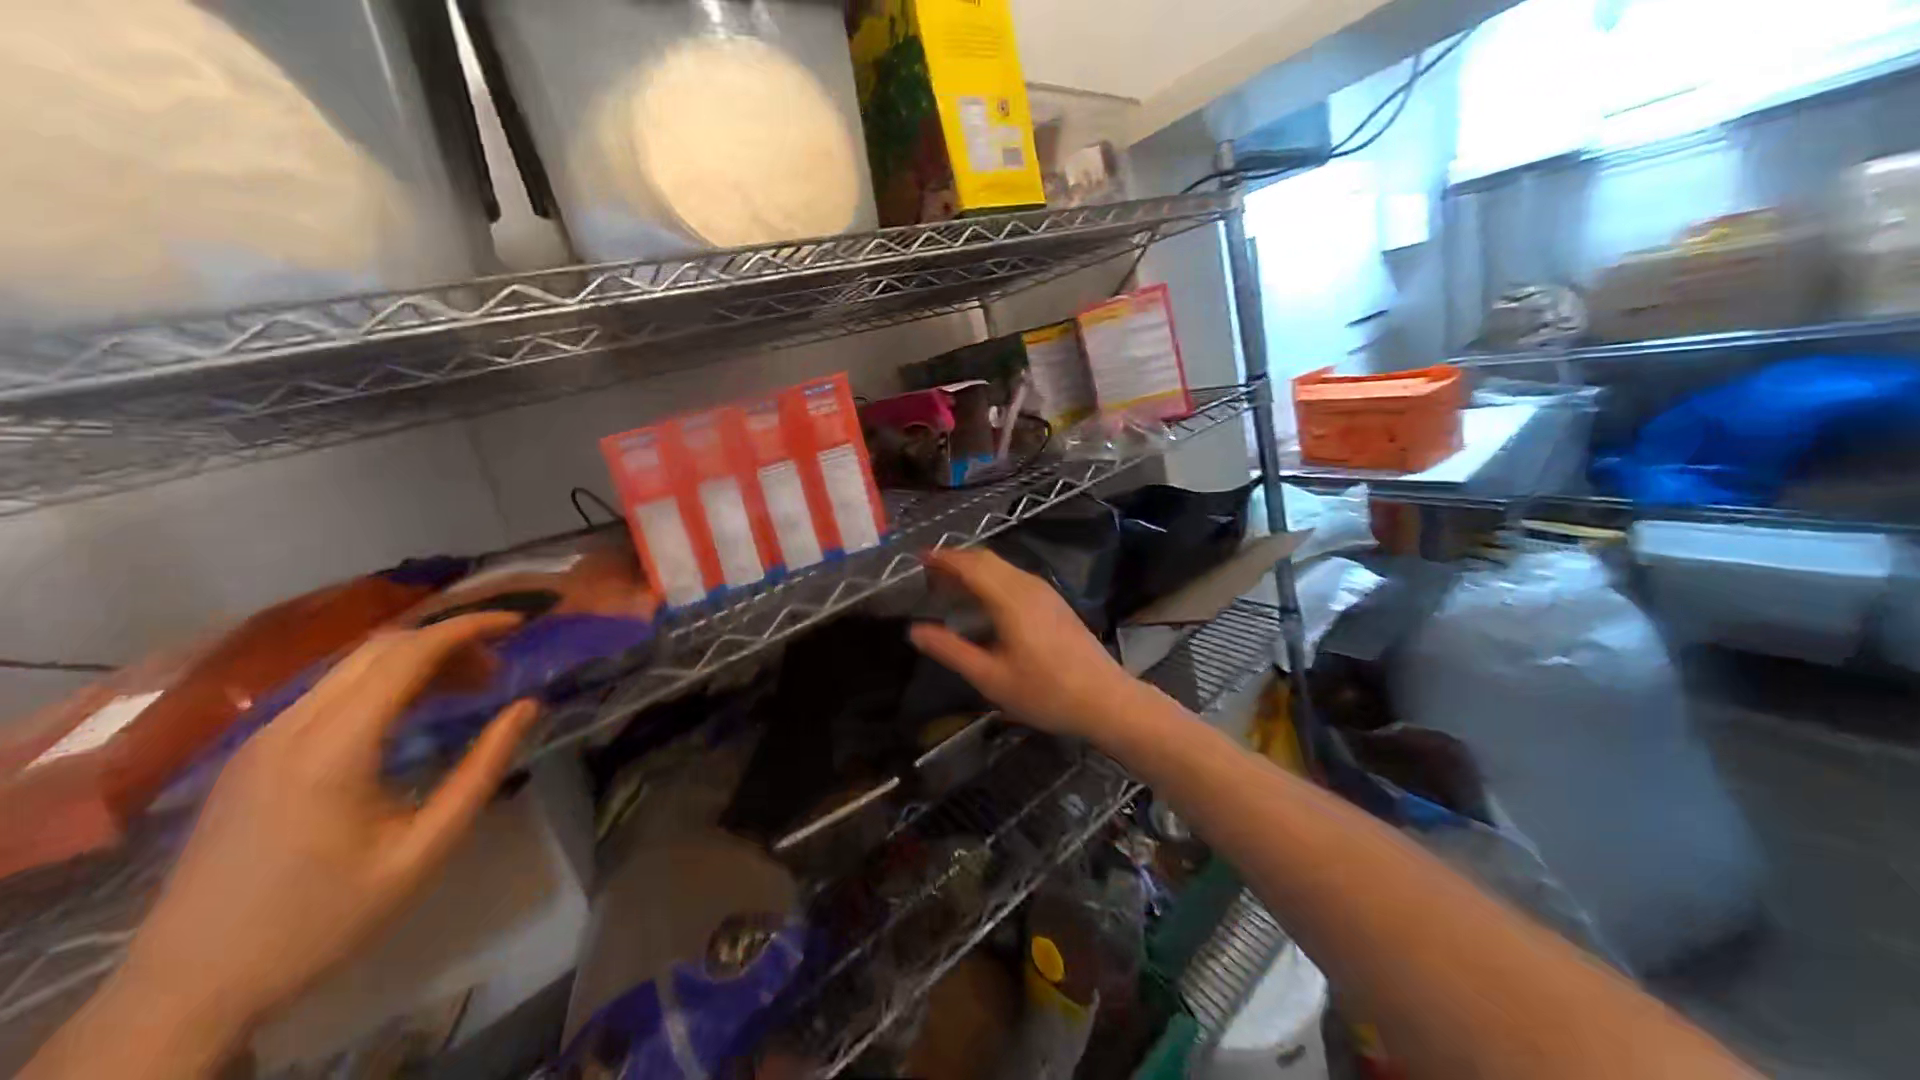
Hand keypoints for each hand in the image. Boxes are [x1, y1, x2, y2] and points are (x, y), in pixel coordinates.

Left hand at [28, 614, 542, 1078]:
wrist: (188, 988)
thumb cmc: (322, 921)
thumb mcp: (424, 851)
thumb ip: (482, 771)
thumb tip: (526, 708)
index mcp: (332, 748)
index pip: (407, 654)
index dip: (468, 627)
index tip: (518, 623)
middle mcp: (289, 727)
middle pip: (378, 649)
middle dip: (447, 642)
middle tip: (497, 671)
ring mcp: (261, 739)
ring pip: (350, 667)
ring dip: (415, 662)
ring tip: (465, 690)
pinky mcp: (251, 756)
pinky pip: (327, 693)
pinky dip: (382, 684)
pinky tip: (409, 716)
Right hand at [908, 549, 1148, 740]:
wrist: (1105, 700)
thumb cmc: (1046, 692)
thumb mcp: (991, 678)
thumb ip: (951, 650)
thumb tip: (916, 630)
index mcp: (1011, 599)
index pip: (971, 565)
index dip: (943, 558)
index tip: (919, 558)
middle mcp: (1029, 586)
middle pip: (987, 559)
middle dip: (956, 561)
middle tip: (929, 575)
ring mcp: (1046, 592)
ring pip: (1003, 567)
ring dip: (974, 570)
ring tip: (950, 587)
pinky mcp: (1055, 602)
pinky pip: (1015, 578)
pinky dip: (991, 579)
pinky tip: (984, 602)